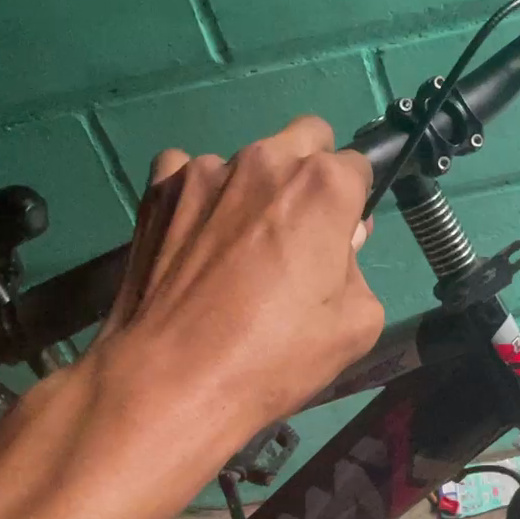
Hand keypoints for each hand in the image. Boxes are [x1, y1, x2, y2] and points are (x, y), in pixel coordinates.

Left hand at [95, 115, 384, 441]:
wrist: (170, 381)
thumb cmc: (274, 357)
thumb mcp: (356, 324)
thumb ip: (359, 267)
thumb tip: (339, 244)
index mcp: (324, 186)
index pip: (358, 165)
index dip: (353, 202)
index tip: (339, 237)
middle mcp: (268, 160)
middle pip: (308, 137)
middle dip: (313, 170)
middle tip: (298, 228)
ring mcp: (207, 169)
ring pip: (247, 159)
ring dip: (253, 187)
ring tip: (235, 247)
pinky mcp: (160, 189)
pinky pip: (186, 170)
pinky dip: (197, 194)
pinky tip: (193, 236)